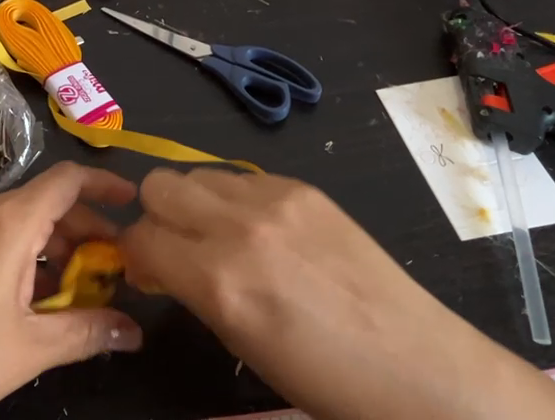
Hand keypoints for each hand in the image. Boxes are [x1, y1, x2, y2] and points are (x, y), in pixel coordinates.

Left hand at [0, 163, 142, 419]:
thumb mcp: (29, 350)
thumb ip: (86, 332)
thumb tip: (134, 332)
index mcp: (8, 222)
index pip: (67, 179)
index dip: (105, 183)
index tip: (134, 202)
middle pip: (44, 201)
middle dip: (84, 229)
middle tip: (112, 269)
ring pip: (16, 219)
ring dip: (51, 245)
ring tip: (72, 290)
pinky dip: (19, 252)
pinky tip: (24, 296)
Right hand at [120, 168, 554, 419]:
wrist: (419, 366)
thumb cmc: (325, 381)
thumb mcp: (242, 344)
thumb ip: (192, 291)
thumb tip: (160, 263)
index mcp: (217, 281)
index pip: (140, 237)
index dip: (135, 254)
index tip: (147, 270)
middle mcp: (236, 227)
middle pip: (158, 186)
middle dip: (156, 217)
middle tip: (177, 248)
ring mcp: (273, 199)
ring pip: (196, 173)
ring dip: (193, 202)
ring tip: (221, 237)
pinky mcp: (303, 186)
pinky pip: (241, 177)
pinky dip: (235, 199)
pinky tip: (264, 232)